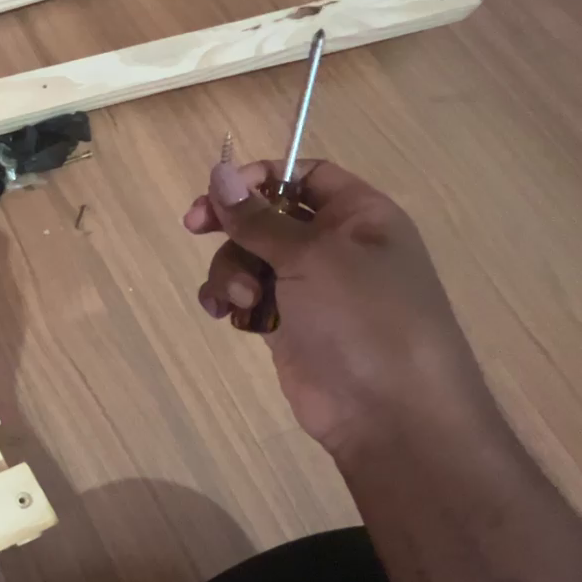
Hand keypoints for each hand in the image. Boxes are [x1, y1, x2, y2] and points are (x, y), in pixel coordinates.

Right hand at [182, 158, 499, 461]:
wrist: (388, 410)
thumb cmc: (363, 318)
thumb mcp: (310, 257)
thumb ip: (258, 218)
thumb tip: (218, 171)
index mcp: (359, 217)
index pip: (305, 176)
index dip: (261, 178)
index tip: (220, 191)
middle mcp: (334, 246)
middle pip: (266, 217)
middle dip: (231, 226)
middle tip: (194, 228)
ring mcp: (308, 287)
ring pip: (247, 258)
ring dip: (230, 272)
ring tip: (238, 300)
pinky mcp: (285, 322)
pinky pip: (244, 295)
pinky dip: (228, 300)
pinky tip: (223, 314)